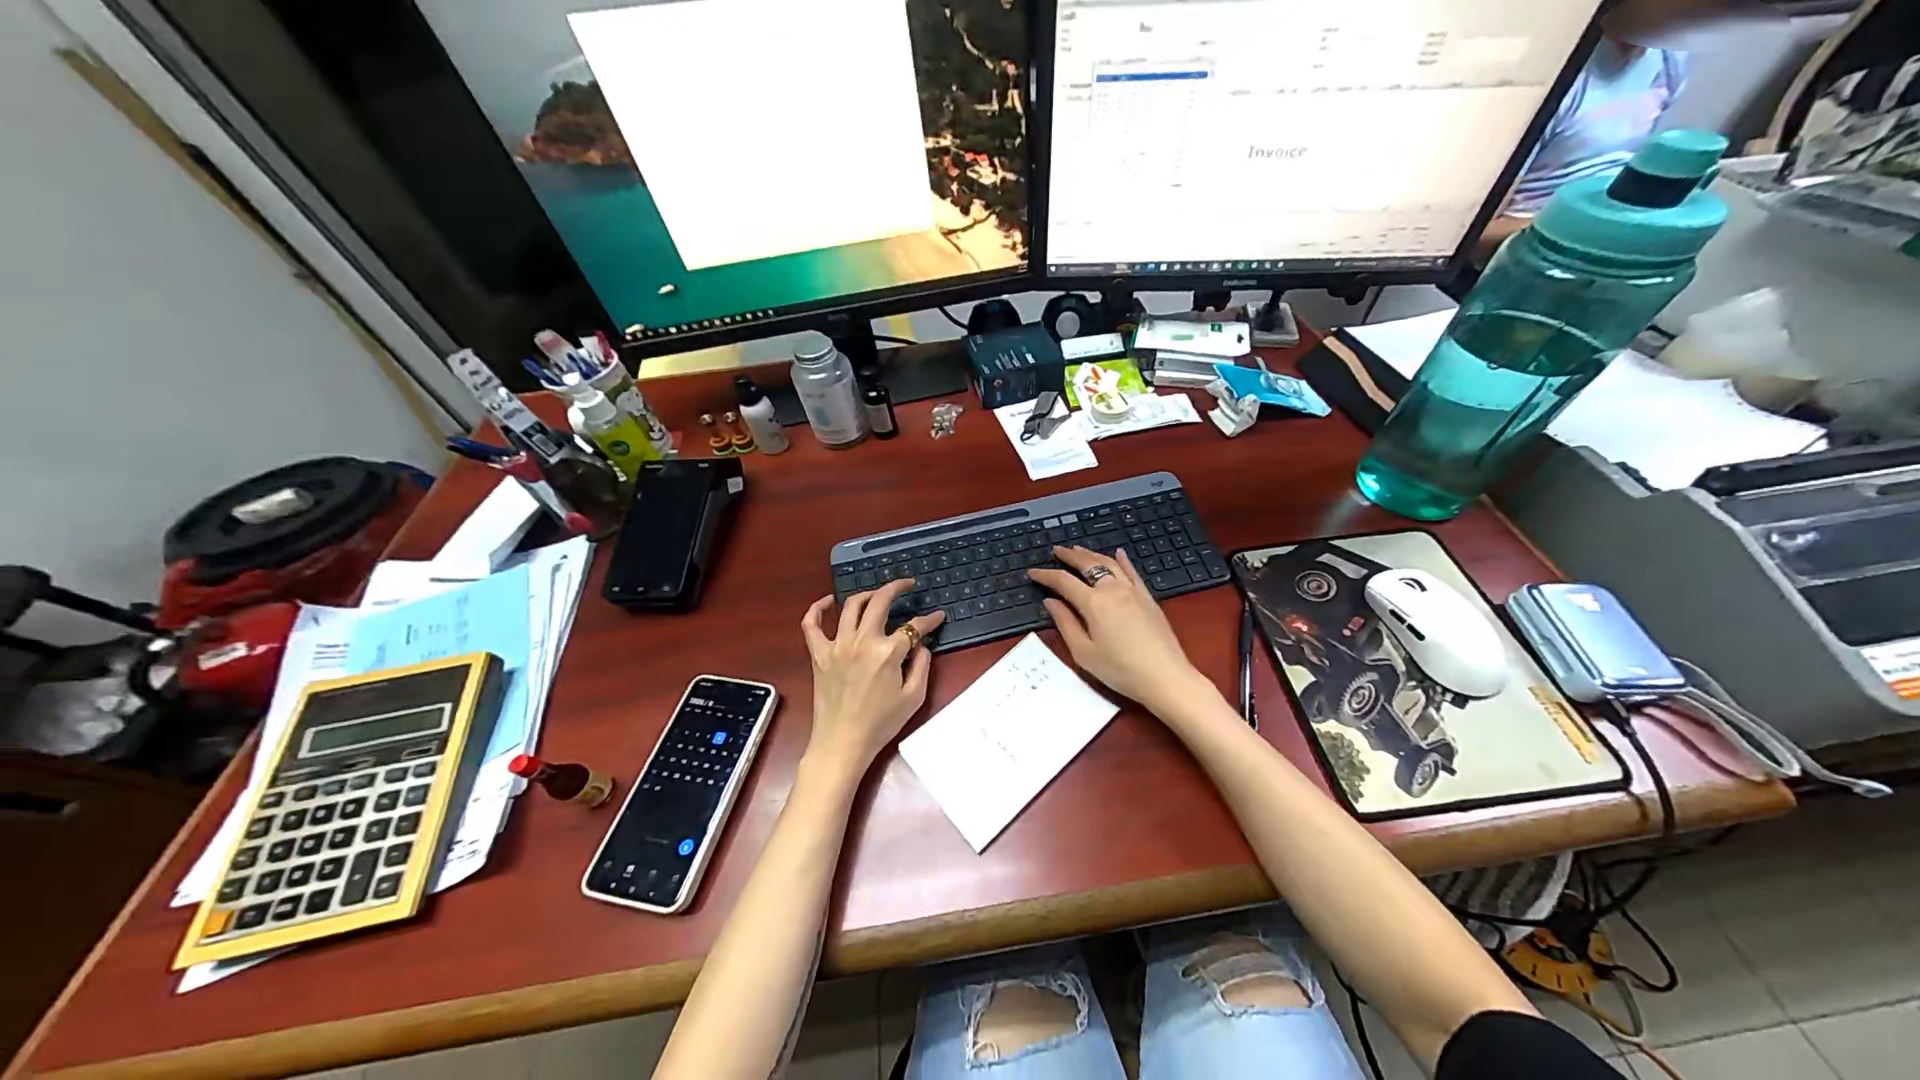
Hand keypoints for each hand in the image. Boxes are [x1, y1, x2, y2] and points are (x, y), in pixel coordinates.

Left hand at [799, 579, 945, 777]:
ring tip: (878, 593)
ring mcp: (837, 645)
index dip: (929, 620)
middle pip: (880, 602)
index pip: (914, 627)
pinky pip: (811, 624)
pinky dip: (817, 609)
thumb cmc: (881, 724)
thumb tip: (922, 645)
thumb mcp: (914, 697)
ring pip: (851, 606)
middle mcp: (862, 641)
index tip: (938, 617)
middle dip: (897, 588)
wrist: (842, 743)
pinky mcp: (818, 654)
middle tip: (907, 585)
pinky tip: (827, 601)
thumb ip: (922, 666)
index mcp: (888, 652)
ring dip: (867, 594)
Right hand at [1031, 546, 1209, 715]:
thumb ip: (1065, 623)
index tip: (1033, 572)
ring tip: (1078, 549)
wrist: (1165, 676)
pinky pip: (1132, 571)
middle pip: (1087, 564)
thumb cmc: (1121, 670)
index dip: (1046, 575)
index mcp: (1093, 603)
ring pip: (1109, 563)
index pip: (1063, 581)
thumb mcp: (1084, 652)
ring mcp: (1133, 591)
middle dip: (1069, 556)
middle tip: (1056, 550)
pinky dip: (1122, 560)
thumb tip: (1051, 602)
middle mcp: (1112, 589)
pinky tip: (1118, 553)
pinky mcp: (1147, 597)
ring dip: (1091, 554)